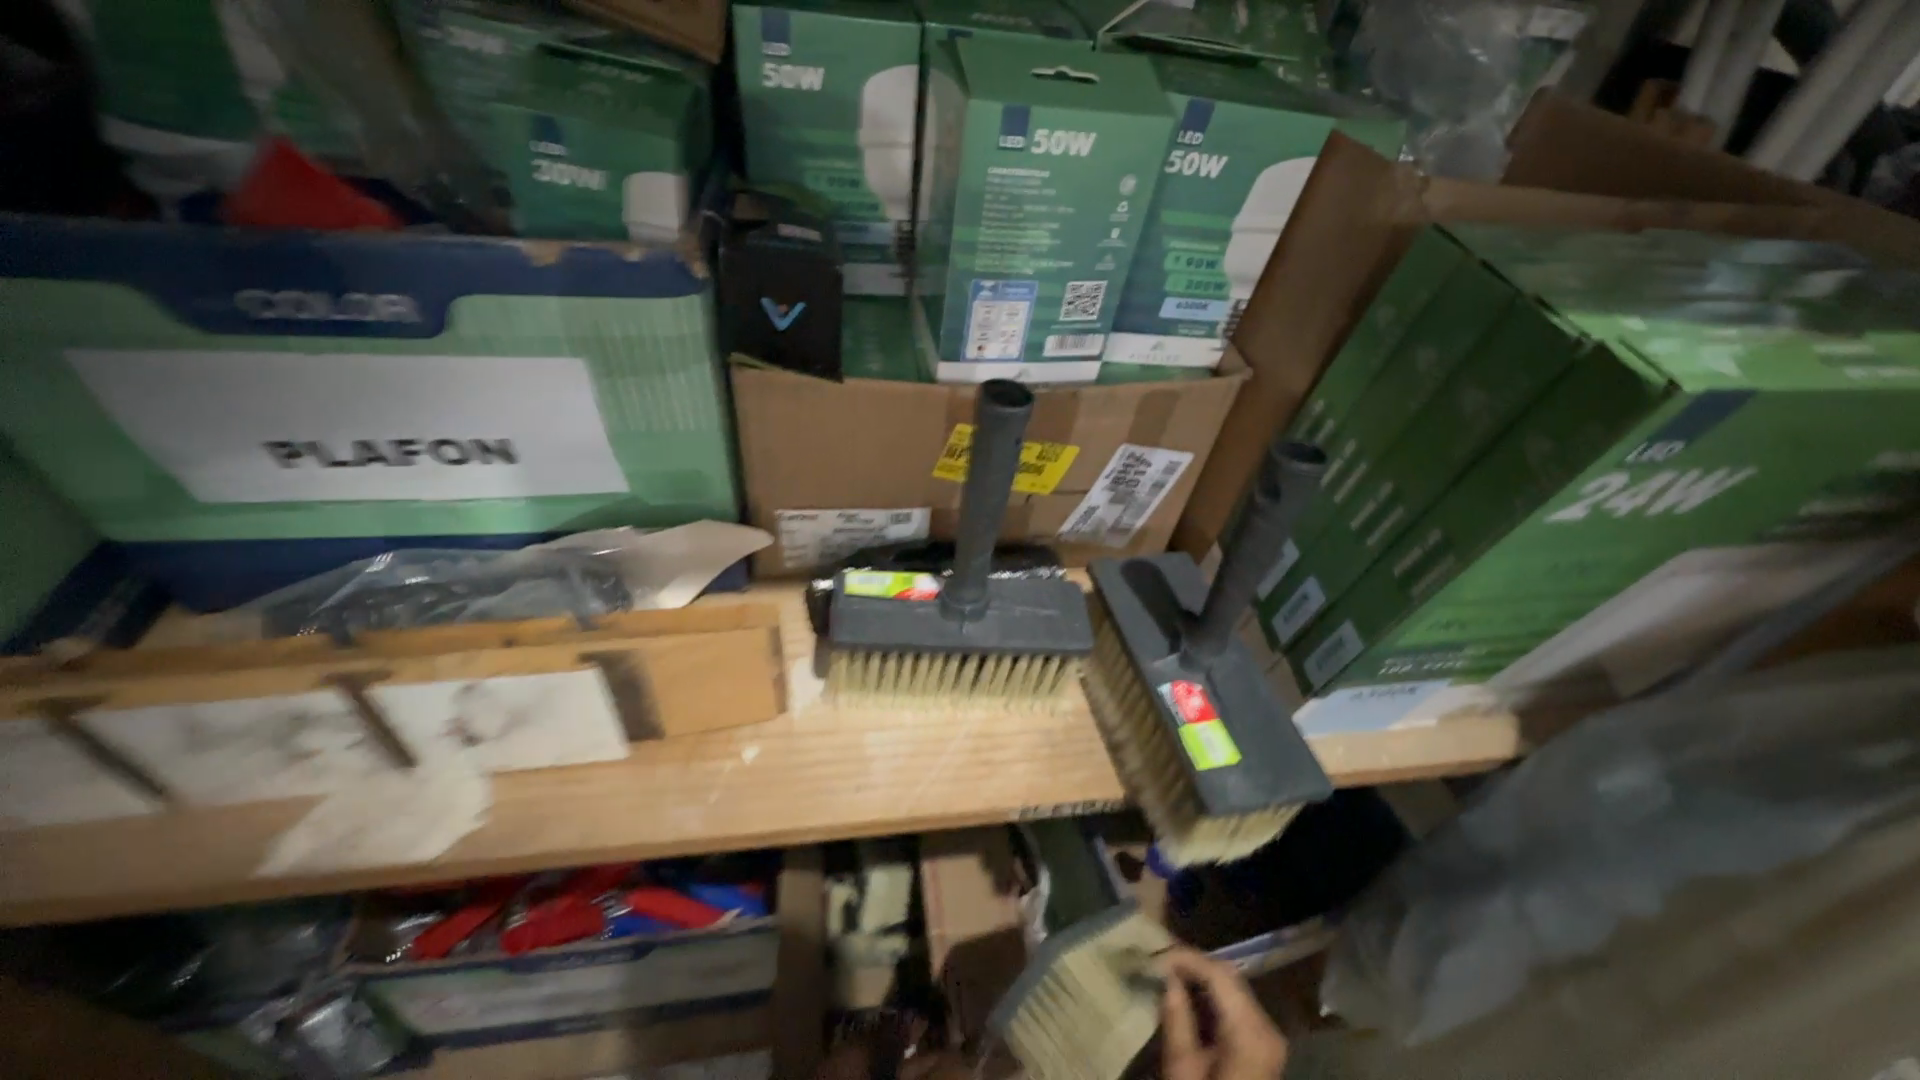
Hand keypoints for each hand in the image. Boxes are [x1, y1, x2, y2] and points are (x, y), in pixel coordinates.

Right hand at [1159, 947, 1288, 1079]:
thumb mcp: (1182, 1069)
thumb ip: (1176, 1018)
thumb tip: (1166, 977)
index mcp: (1250, 1034)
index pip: (1219, 975)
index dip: (1185, 958)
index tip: (1152, 958)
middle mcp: (1267, 1029)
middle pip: (1230, 978)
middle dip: (1192, 964)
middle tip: (1156, 963)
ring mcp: (1269, 1038)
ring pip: (1233, 989)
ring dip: (1200, 979)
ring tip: (1165, 975)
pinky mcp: (1263, 1047)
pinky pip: (1237, 1007)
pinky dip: (1211, 997)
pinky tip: (1185, 997)